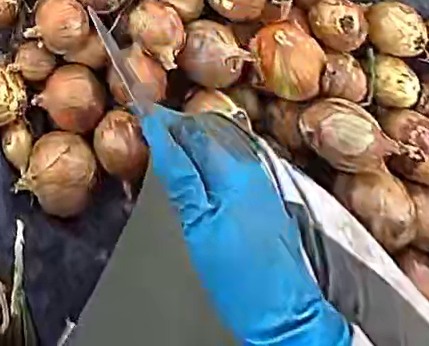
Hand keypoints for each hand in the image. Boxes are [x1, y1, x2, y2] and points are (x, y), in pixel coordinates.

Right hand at [140, 108, 351, 345]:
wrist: (289, 318)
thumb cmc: (241, 279)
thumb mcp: (198, 226)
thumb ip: (179, 176)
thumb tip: (157, 134)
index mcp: (233, 168)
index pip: (190, 128)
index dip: (162, 118)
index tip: (138, 110)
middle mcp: (250, 165)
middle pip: (205, 129)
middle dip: (175, 125)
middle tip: (146, 126)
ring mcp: (260, 179)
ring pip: (218, 141)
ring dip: (190, 137)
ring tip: (164, 143)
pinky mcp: (264, 194)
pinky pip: (229, 157)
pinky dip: (206, 153)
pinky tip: (193, 166)